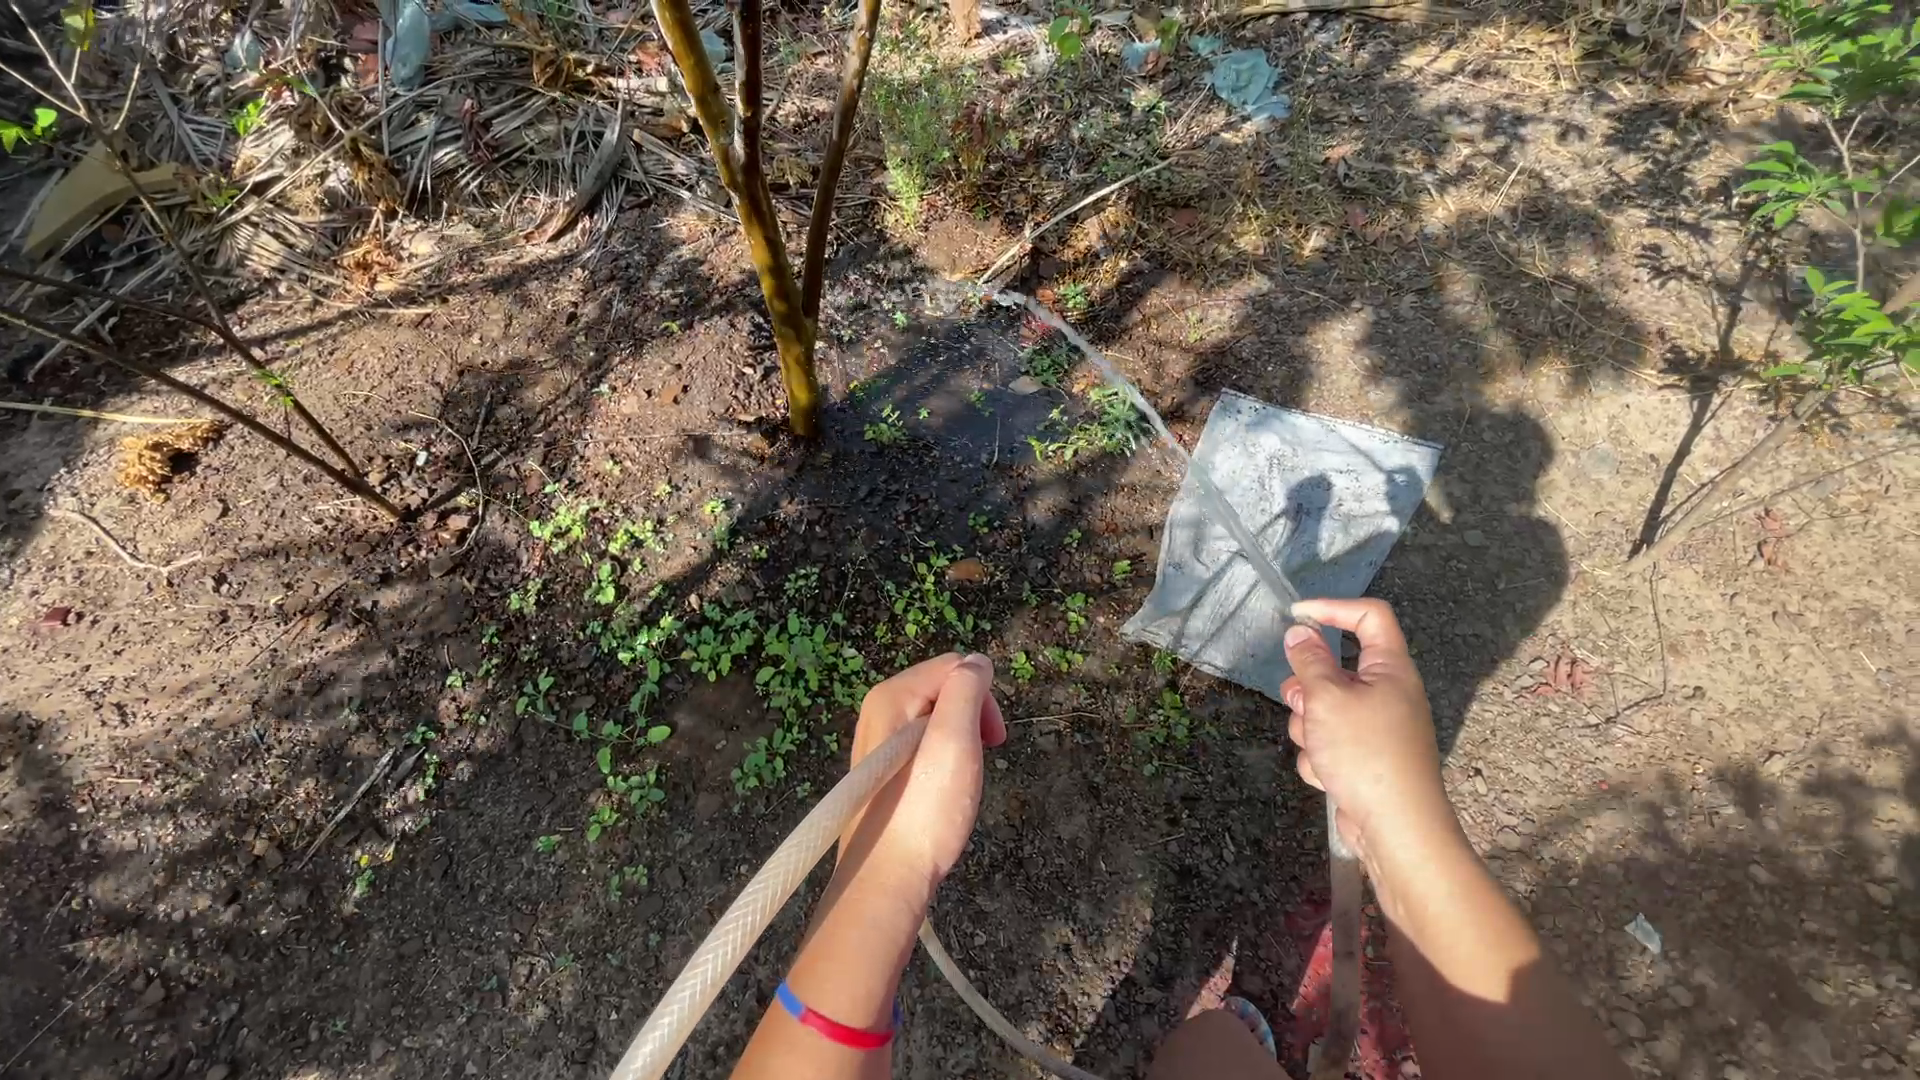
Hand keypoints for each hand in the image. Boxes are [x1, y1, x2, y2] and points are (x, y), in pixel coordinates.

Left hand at [838, 653, 1006, 902]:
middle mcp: (878, 710)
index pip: (954, 666)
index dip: (982, 697)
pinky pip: (924, 747)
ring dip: (961, 744)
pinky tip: (943, 793)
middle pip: (944, 690)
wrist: (887, 879)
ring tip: (960, 782)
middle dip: (972, 719)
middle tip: (981, 760)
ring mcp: (878, 742)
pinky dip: (944, 763)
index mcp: (891, 695)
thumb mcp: (954, 738)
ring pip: (937, 721)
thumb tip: (977, 661)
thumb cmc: (925, 808)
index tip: (993, 739)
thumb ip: (966, 690)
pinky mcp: (882, 772)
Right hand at [1281, 598, 1452, 860]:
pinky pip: (1326, 741)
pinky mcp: (1361, 757)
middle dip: (1306, 686)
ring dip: (1309, 726)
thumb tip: (1300, 631)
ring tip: (1319, 747)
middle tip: (1301, 701)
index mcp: (1389, 669)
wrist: (1395, 827)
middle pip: (1333, 668)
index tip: (1295, 615)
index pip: (1369, 617)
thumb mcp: (1327, 697)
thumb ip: (1309, 661)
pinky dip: (1319, 755)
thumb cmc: (1366, 751)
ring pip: (1321, 708)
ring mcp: (1373, 727)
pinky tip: (1327, 774)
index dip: (1333, 608)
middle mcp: (1385, 693)